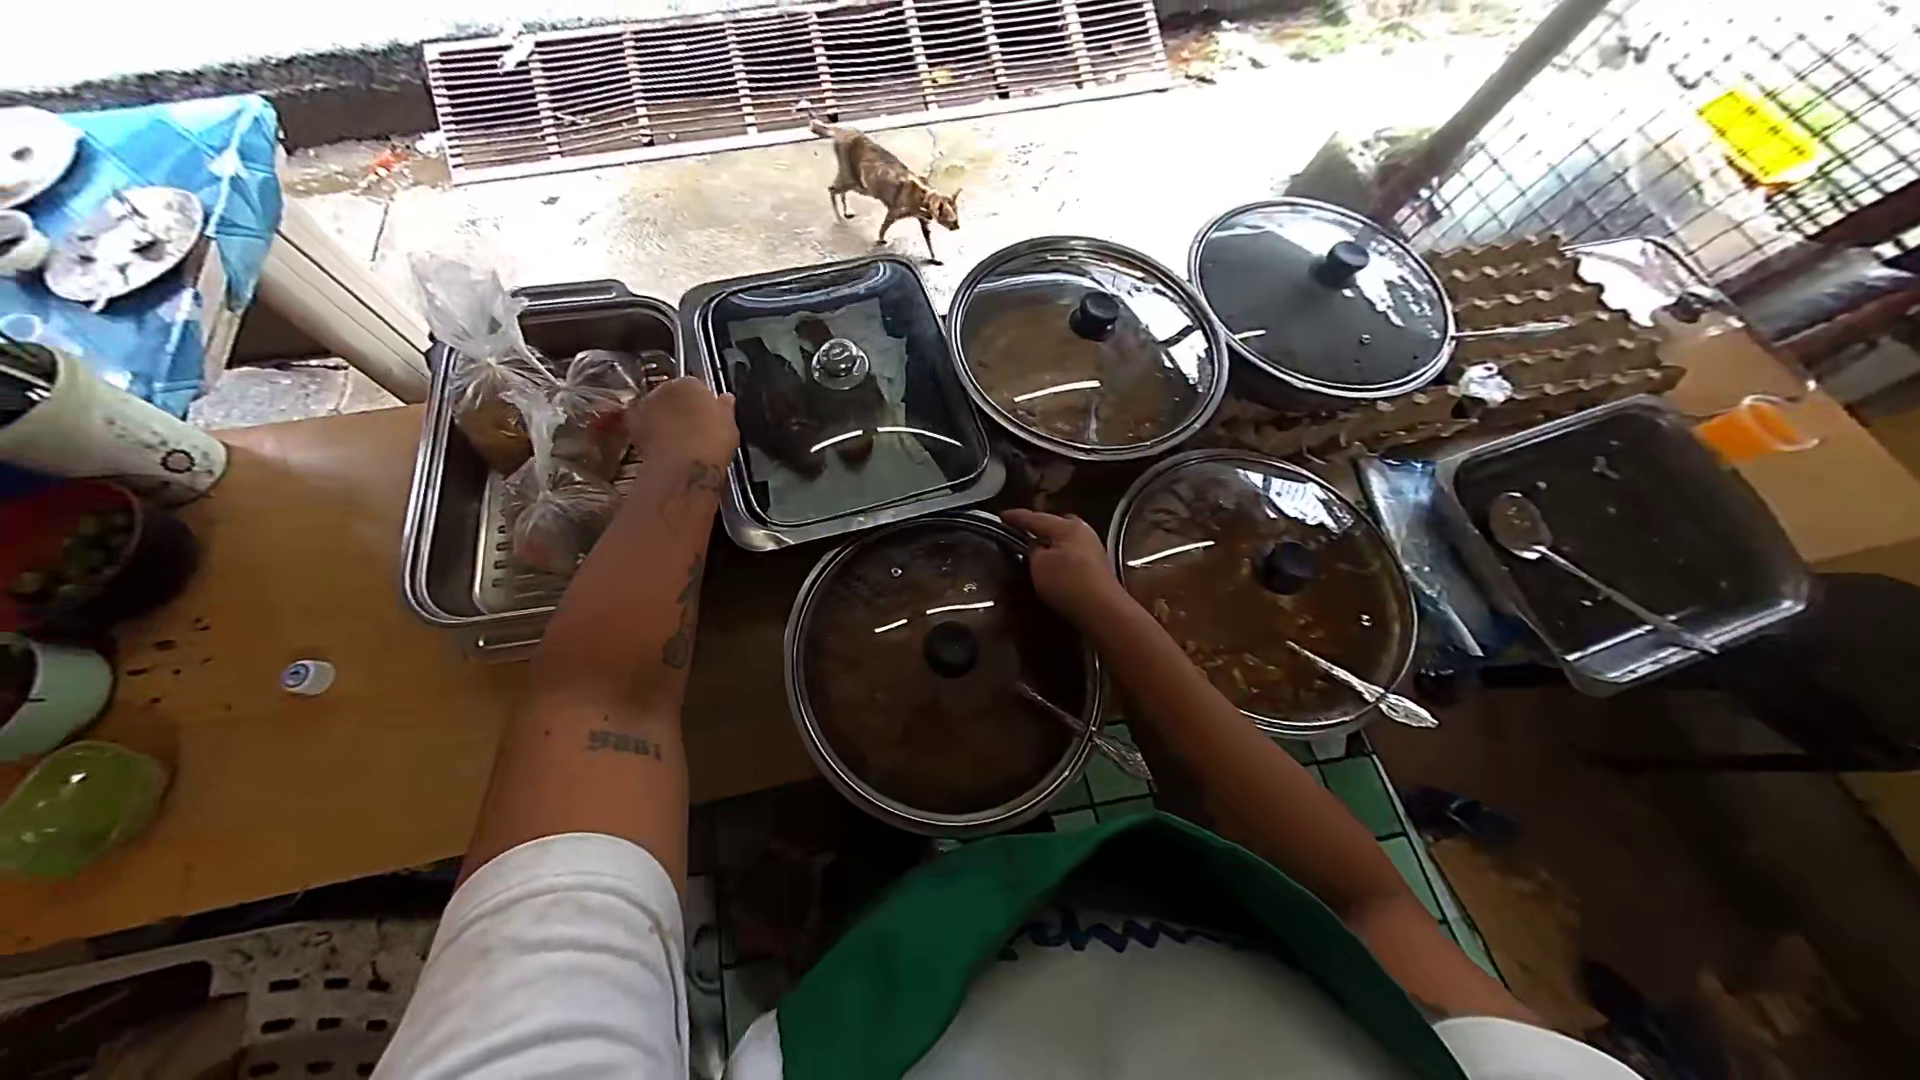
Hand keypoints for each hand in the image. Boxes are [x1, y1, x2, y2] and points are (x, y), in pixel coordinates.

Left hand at [626, 377, 737, 466]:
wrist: (684, 468)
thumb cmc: (712, 443)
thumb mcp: (730, 425)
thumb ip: (725, 408)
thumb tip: (726, 399)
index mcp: (690, 383)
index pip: (695, 387)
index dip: (701, 402)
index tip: (706, 417)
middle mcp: (664, 388)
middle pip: (672, 395)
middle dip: (679, 407)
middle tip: (691, 428)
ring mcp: (644, 405)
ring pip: (655, 409)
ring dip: (662, 419)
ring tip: (675, 440)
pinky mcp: (631, 425)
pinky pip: (643, 425)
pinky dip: (649, 432)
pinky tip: (661, 447)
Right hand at [1002, 508, 1126, 625]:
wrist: (1103, 611)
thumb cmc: (1068, 584)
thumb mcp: (1039, 565)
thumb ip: (1033, 551)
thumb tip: (1036, 547)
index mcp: (1068, 527)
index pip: (1036, 518)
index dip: (1017, 517)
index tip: (1002, 516)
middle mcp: (1083, 532)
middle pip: (1056, 524)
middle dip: (1038, 526)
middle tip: (1020, 530)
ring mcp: (1092, 549)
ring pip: (1064, 539)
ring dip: (1049, 542)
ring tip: (1033, 547)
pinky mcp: (1095, 567)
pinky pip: (1070, 553)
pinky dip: (1058, 555)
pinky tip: (1051, 563)